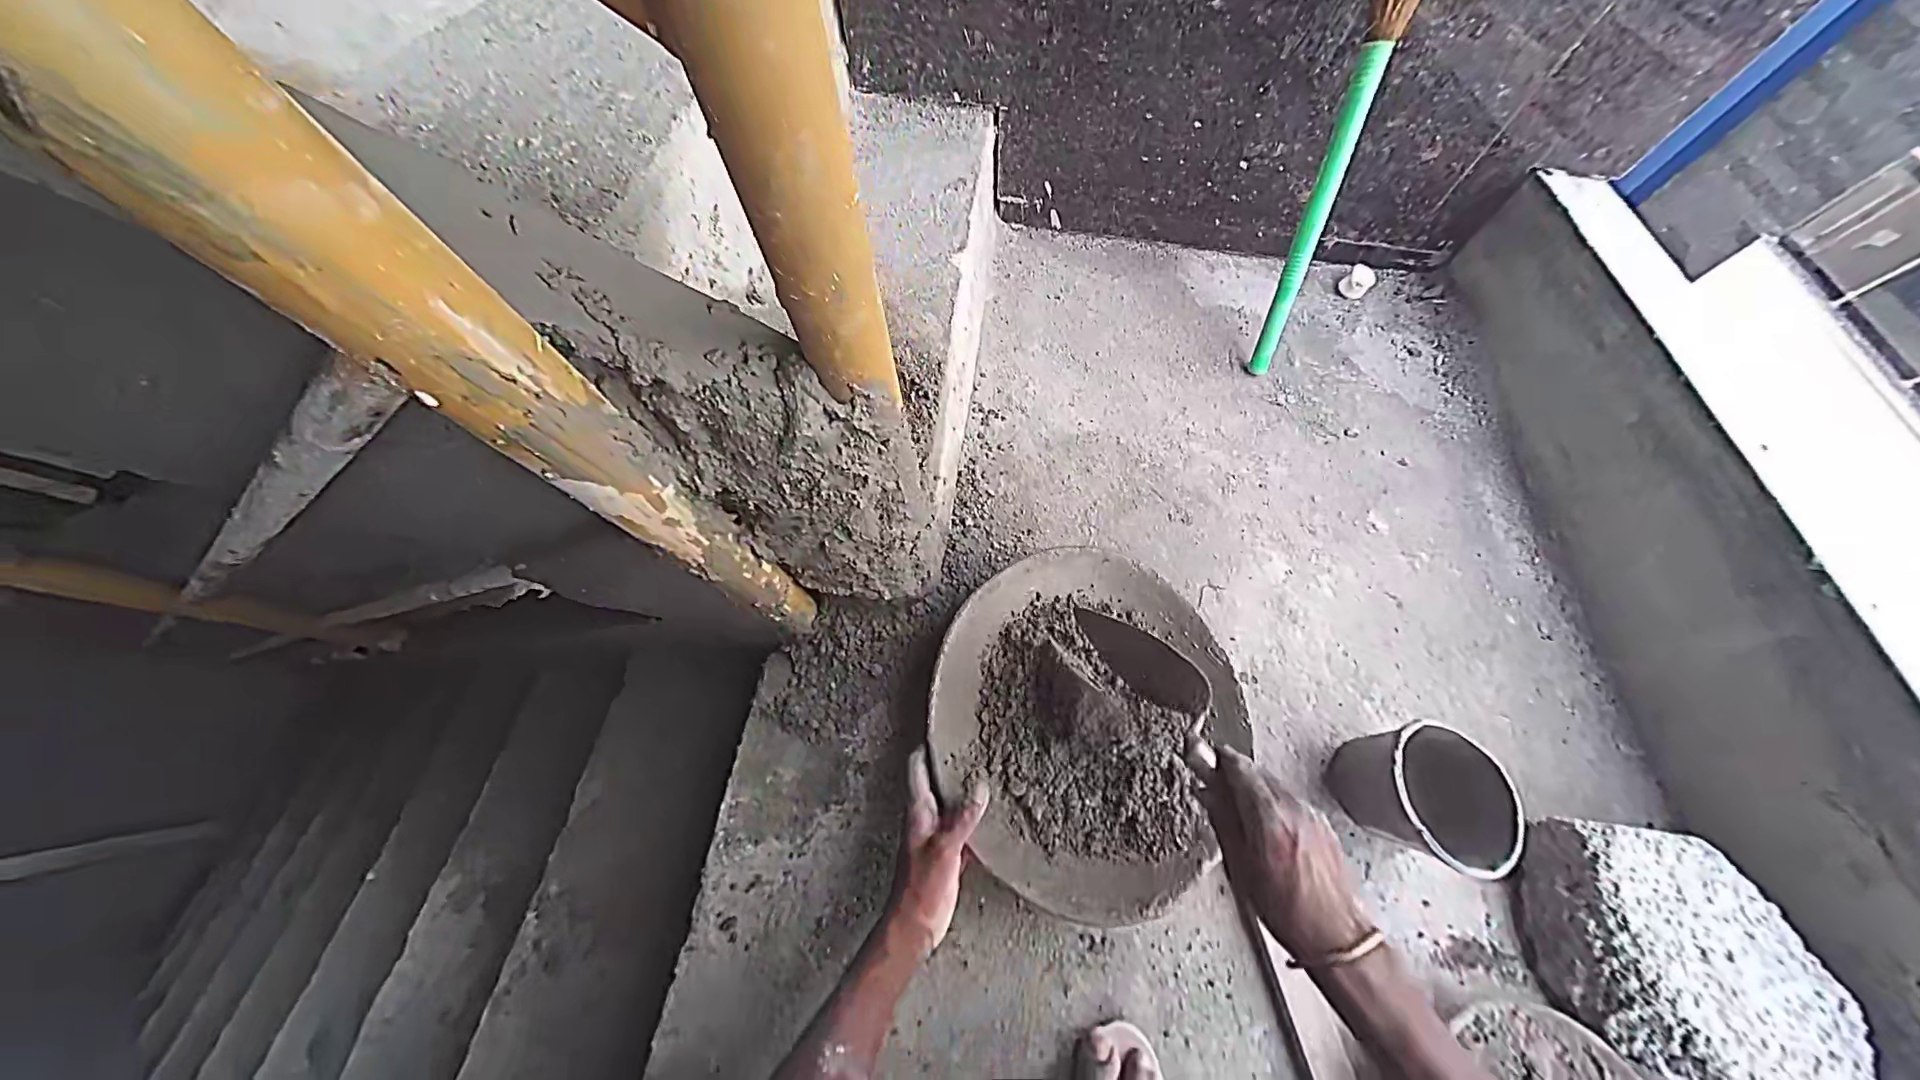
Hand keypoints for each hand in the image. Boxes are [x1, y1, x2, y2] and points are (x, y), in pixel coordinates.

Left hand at [886, 747, 988, 956]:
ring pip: (950, 804)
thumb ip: (963, 819)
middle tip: (976, 746)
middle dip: (952, 764)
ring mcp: (935, 835)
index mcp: (917, 811)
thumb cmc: (921, 889)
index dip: (927, 747)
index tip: (943, 728)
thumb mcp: (945, 850)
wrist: (914, 927)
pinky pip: (962, 827)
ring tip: (989, 774)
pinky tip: (992, 816)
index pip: (916, 767)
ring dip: (964, 791)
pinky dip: (974, 818)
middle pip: (936, 782)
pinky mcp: (947, 853)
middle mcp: (924, 818)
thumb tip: (980, 788)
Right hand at [1186, 738, 1372, 959]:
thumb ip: (1223, 820)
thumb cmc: (1288, 911)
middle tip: (1213, 785)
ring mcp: (1311, 814)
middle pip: (1255, 771)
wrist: (1337, 938)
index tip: (1201, 756)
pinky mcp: (1322, 824)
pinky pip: (1289, 800)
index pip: (1238, 766)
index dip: (1215, 758)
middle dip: (1232, 774)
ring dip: (1252, 788)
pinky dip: (1271, 802)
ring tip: (1237, 811)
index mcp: (1268, 816)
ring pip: (1272, 784)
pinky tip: (1264, 826)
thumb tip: (1207, 791)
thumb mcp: (1240, 866)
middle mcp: (1292, 808)